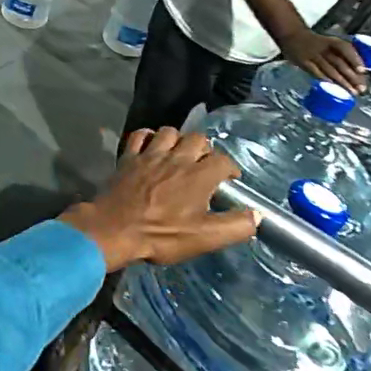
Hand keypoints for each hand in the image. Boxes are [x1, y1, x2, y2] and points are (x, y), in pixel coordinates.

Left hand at [60, 128, 257, 271]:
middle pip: (197, 139)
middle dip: (205, 149)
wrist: (114, 229)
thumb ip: (235, 226)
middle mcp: (176, 158)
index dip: (230, 168)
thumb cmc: (162, 235)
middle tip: (204, 165)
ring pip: (169, 132)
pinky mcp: (129, 157)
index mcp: (198, 176)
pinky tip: (150, 146)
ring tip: (179, 154)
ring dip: (178, 140)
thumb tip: (256, 214)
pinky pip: (139, 135)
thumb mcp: (205, 238)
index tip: (229, 179)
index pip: (222, 160)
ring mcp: (150, 154)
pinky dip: (147, 137)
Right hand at [281, 31, 365, 93]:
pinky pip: (315, 72)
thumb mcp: (328, 42)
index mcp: (332, 42)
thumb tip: (359, 71)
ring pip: (329, 69)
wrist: (291, 34)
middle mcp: (323, 48)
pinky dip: (325, 79)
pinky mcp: (303, 62)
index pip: (345, 49)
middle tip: (361, 88)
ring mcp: (312, 55)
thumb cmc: (314, 42)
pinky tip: (332, 87)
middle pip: (339, 63)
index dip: (355, 59)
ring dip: (341, 82)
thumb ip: (340, 54)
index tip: (363, 71)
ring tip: (351, 92)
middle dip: (352, 77)